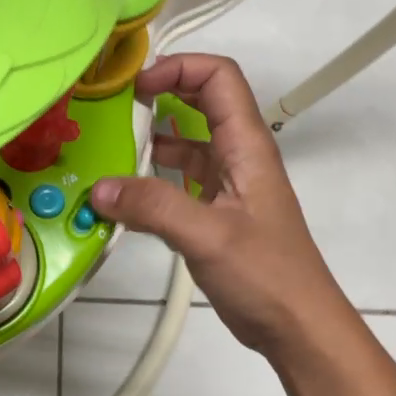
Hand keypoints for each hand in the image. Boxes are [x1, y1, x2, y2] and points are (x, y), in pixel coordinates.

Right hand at [89, 54, 350, 355]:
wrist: (296, 325)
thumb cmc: (265, 274)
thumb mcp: (208, 236)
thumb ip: (153, 207)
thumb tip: (99, 188)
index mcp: (247, 147)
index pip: (219, 80)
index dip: (179, 69)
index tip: (134, 88)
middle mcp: (237, 159)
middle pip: (200, 105)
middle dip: (158, 98)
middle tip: (111, 112)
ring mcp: (225, 188)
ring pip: (185, 147)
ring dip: (148, 144)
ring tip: (104, 152)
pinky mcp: (213, 217)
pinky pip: (176, 186)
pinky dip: (147, 185)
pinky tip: (119, 199)